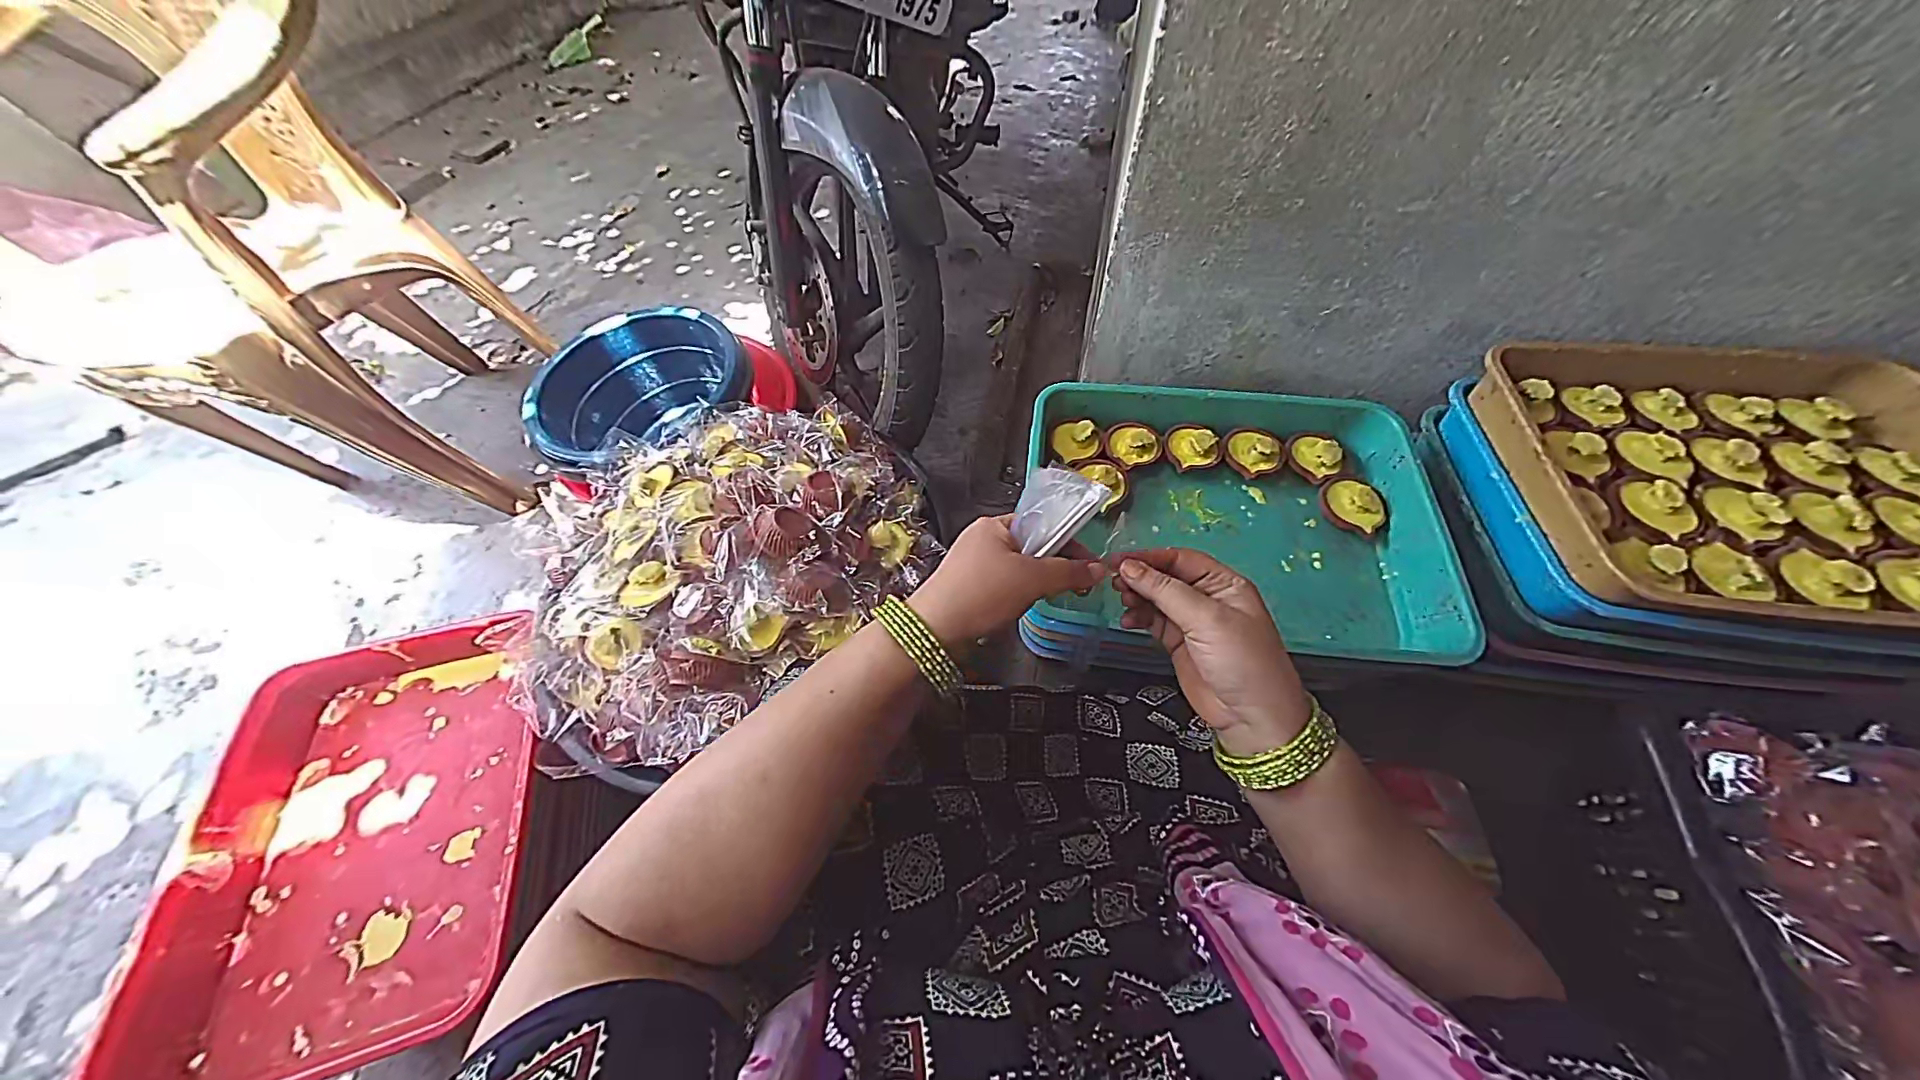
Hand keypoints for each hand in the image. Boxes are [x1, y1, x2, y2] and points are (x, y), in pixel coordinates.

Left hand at [911, 515, 1105, 643]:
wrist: (936, 628)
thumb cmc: (978, 595)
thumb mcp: (1032, 580)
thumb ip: (1068, 572)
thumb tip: (1095, 569)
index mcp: (995, 524)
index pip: (1043, 524)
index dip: (1069, 543)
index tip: (1087, 564)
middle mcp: (983, 538)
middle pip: (1033, 548)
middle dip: (1052, 568)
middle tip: (1069, 586)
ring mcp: (974, 563)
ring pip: (1019, 569)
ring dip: (1034, 585)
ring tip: (1036, 598)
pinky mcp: (970, 585)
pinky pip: (1004, 585)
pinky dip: (1016, 596)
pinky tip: (1016, 608)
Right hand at [1113, 548, 1310, 754]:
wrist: (1252, 717)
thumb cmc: (1243, 662)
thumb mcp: (1206, 619)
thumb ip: (1165, 591)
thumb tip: (1130, 567)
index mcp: (1224, 584)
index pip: (1181, 560)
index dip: (1150, 558)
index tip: (1120, 560)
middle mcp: (1207, 599)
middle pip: (1165, 577)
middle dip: (1140, 577)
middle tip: (1115, 580)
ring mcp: (1192, 622)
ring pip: (1156, 599)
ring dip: (1137, 597)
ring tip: (1122, 600)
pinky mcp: (1179, 643)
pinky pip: (1153, 622)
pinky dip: (1138, 618)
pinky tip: (1128, 620)